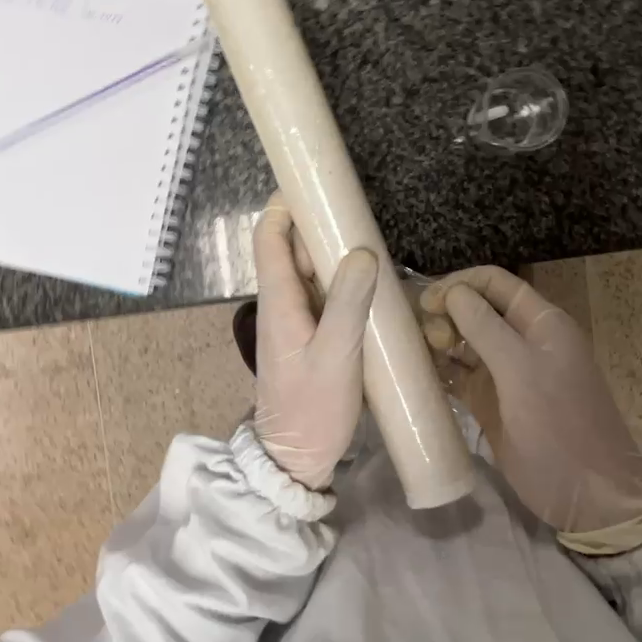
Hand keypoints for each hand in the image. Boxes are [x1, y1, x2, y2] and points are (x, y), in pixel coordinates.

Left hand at [251, 195, 379, 489]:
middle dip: (318, 225)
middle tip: (360, 210)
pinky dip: (340, 281)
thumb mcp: (336, 357)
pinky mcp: (309, 337)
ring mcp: (294, 321)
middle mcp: (281, 303)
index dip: (284, 206)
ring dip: (332, 254)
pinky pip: (322, 296)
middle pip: (292, 249)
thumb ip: (349, 304)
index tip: (314, 183)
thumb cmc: (312, 408)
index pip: (269, 238)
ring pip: (308, 272)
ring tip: (372, 240)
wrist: (296, 458)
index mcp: (278, 301)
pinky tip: (368, 283)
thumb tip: (361, 251)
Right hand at [421, 266, 641, 553]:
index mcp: (541, 324)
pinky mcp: (490, 404)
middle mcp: (522, 342)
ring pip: (464, 342)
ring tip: (418, 354)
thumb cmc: (560, 426)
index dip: (461, 284)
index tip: (428, 302)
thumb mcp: (522, 371)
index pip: (495, 283)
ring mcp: (505, 374)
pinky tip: (418, 374)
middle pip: (475, 310)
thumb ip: (485, 328)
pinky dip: (439, 371)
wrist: (588, 496)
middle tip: (428, 337)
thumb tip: (453, 293)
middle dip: (447, 314)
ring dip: (440, 341)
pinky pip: (459, 376)